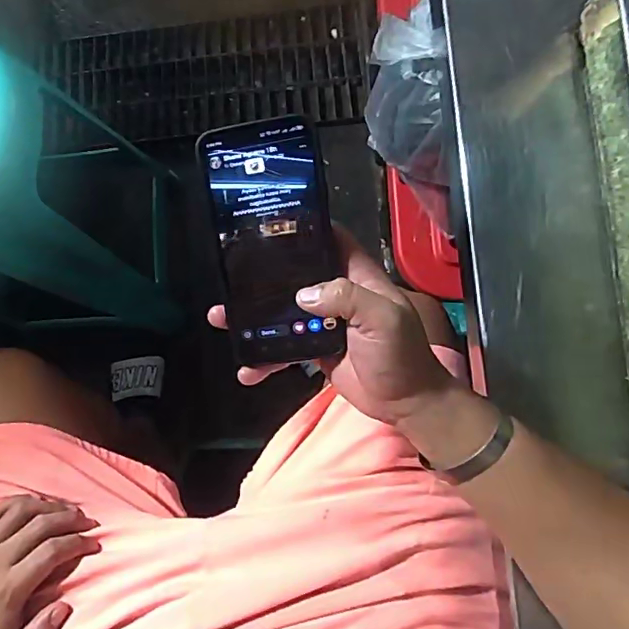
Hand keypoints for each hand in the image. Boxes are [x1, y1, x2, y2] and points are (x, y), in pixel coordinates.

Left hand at [0, 496, 98, 628]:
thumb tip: (65, 605)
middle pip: (39, 525)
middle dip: (68, 519)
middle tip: (89, 521)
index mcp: (9, 587)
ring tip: (68, 509)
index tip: (94, 543)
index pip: (50, 552)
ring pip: (20, 510)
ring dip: (47, 505)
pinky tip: (36, 503)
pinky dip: (20, 501)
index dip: (76, 543)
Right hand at [206, 226, 465, 427]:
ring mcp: (322, 322)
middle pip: (293, 275)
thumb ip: (347, 298)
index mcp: (356, 277)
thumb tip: (301, 295)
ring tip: (221, 318)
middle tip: (230, 272)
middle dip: (261, 274)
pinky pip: (282, 348)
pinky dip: (263, 359)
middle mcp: (336, 294)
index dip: (307, 227)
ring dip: (251, 318)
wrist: (407, 406)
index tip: (273, 221)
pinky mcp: (313, 349)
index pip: (332, 240)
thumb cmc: (402, 356)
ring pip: (279, 312)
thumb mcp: (383, 319)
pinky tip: (247, 369)